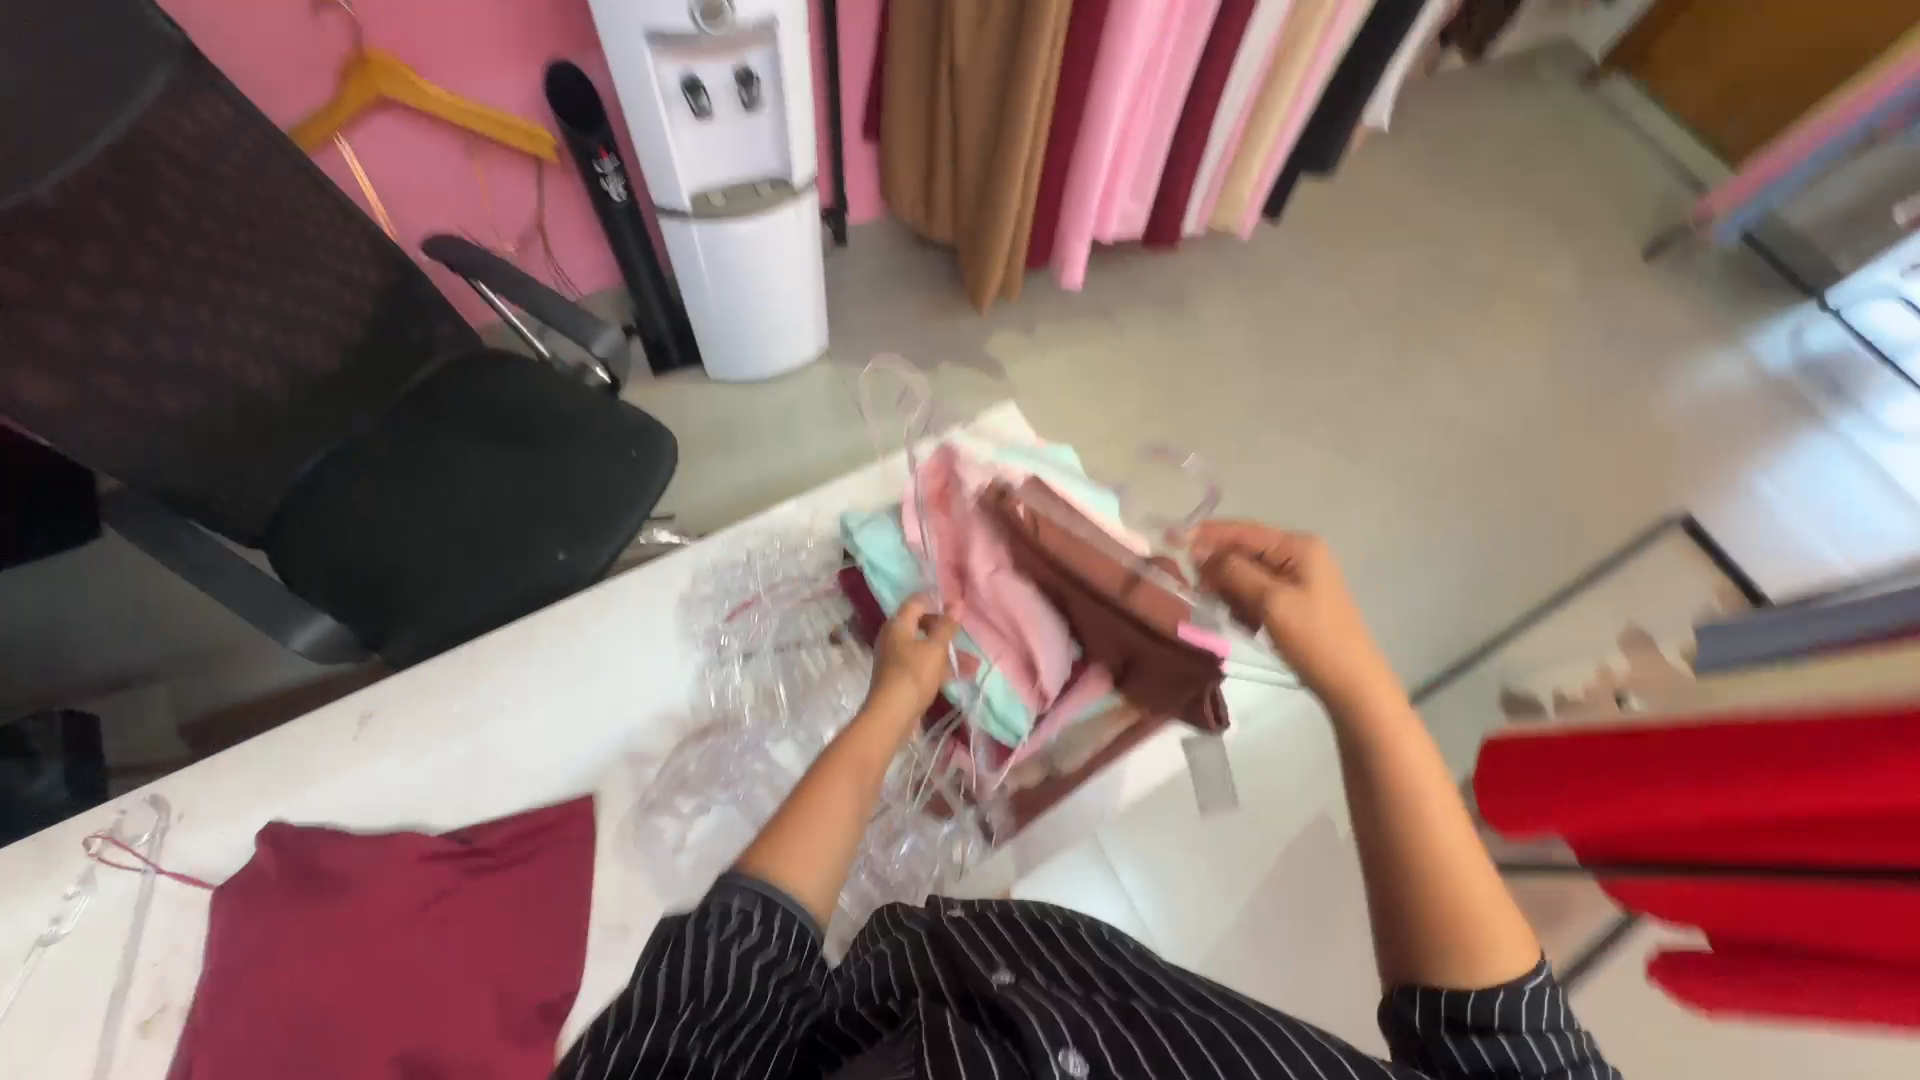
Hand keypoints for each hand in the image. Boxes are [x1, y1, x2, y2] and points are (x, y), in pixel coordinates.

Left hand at [861, 594, 962, 732]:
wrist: (891, 715)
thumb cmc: (914, 675)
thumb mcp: (935, 648)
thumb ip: (947, 626)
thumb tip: (957, 603)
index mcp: (898, 625)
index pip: (916, 602)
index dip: (936, 601)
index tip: (957, 609)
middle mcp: (894, 638)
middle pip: (922, 625)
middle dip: (947, 632)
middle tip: (964, 636)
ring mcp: (896, 658)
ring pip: (925, 648)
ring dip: (949, 653)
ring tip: (974, 663)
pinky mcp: (900, 677)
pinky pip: (923, 664)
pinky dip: (940, 667)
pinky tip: (962, 675)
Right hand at [1191, 522, 1400, 709]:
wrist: (1351, 683)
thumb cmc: (1314, 639)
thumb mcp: (1270, 602)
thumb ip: (1234, 571)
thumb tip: (1199, 548)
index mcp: (1298, 546)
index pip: (1243, 530)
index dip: (1207, 535)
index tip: (1172, 540)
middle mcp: (1298, 554)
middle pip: (1242, 550)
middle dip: (1219, 570)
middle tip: (1203, 593)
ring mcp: (1296, 577)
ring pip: (1245, 573)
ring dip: (1230, 591)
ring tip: (1231, 615)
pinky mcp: (1292, 599)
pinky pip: (1254, 592)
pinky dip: (1242, 604)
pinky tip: (1244, 624)